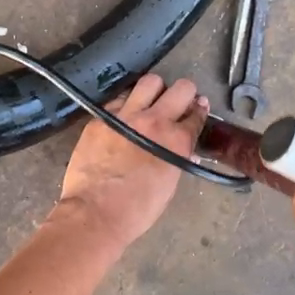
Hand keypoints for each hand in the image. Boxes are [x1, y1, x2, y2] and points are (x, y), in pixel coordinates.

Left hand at [51, 75, 207, 249]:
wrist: (94, 213)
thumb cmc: (137, 209)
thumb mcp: (169, 184)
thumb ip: (178, 158)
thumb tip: (184, 150)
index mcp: (177, 140)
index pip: (197, 114)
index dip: (199, 111)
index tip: (198, 109)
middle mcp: (155, 121)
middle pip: (181, 88)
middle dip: (185, 93)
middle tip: (179, 101)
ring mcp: (126, 115)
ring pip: (149, 82)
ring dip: (155, 90)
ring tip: (151, 100)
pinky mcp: (102, 117)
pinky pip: (119, 98)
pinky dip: (127, 103)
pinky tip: (124, 114)